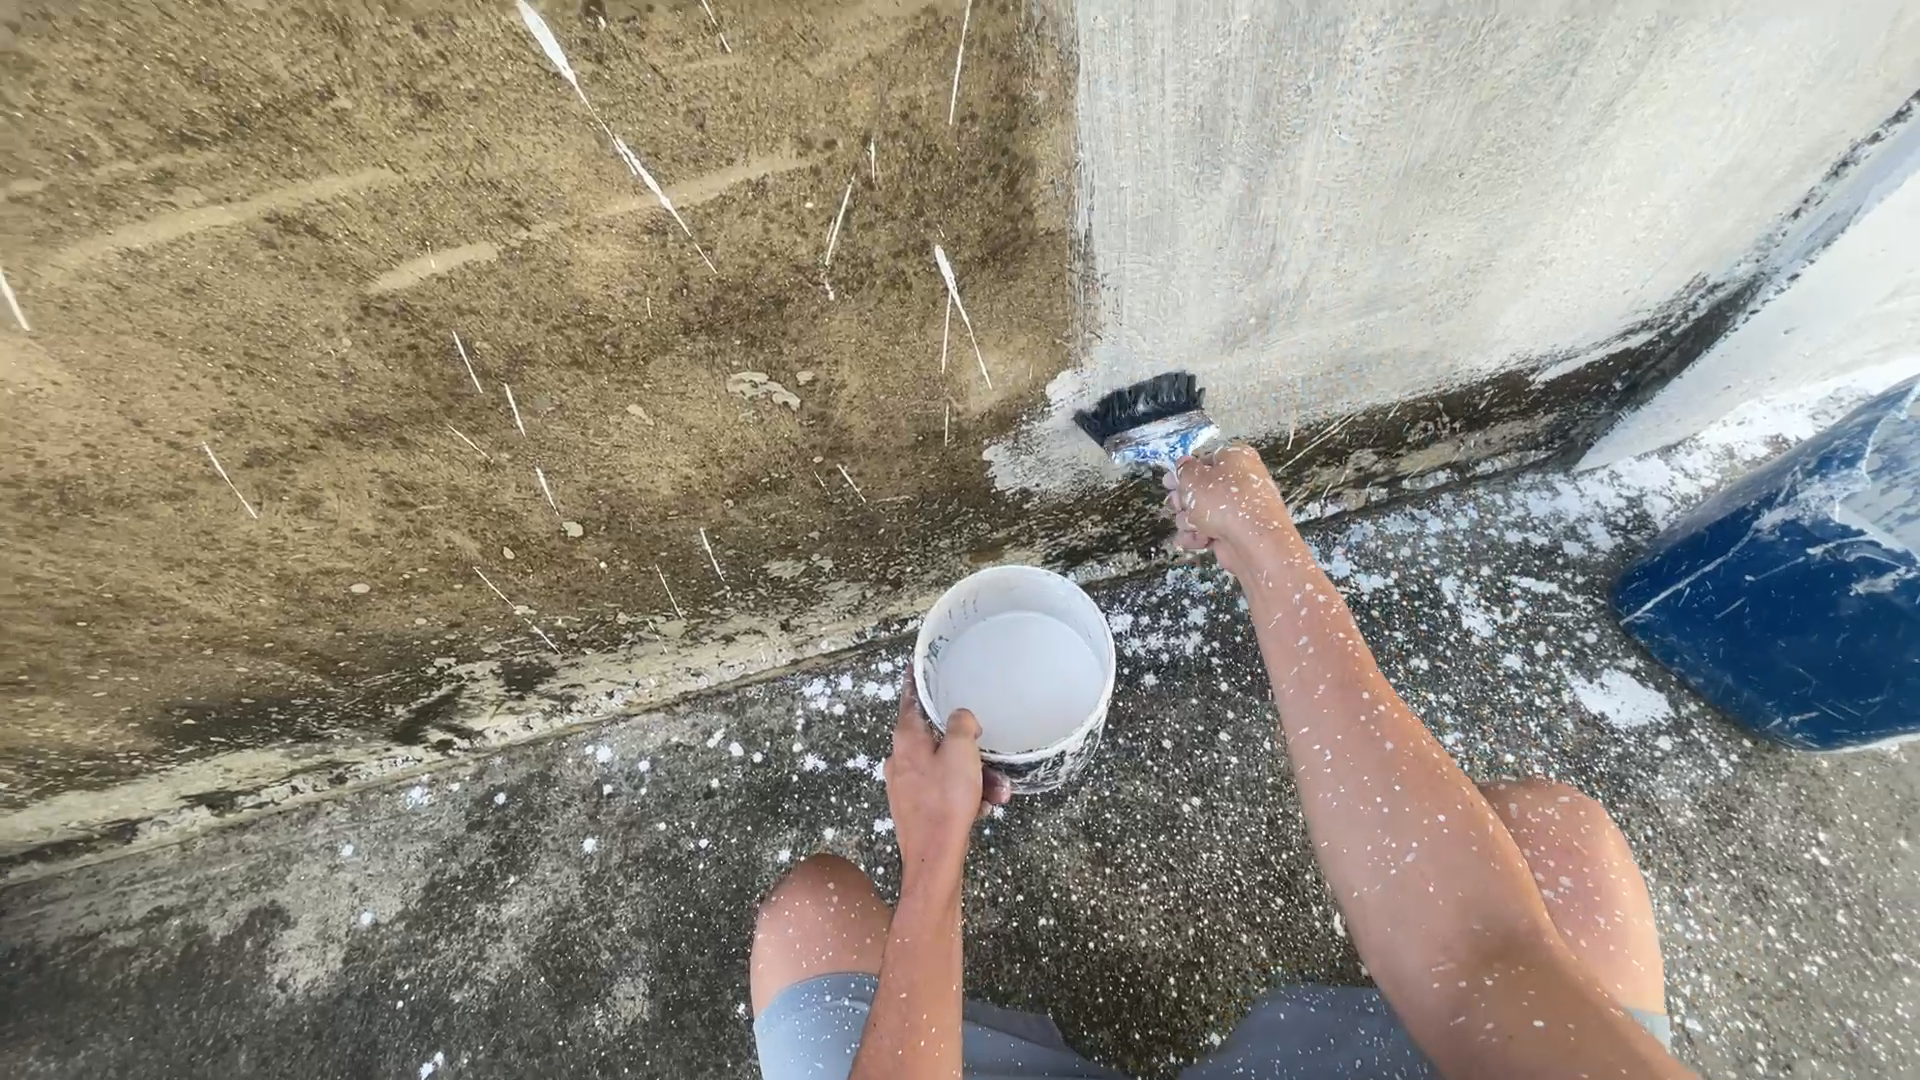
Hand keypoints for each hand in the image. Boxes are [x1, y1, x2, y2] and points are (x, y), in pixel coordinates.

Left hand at [885, 671, 1011, 887]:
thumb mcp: (960, 750)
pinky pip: (946, 790)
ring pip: (946, 767)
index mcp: (906, 738)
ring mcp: (906, 785)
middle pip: (937, 738)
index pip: (910, 697)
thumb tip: (961, 718)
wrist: (935, 858)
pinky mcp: (916, 808)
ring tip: (999, 791)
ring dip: (975, 775)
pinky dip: (967, 794)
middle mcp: (900, 758)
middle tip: (991, 754)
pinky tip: (985, 807)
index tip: (918, 663)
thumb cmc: (946, 800)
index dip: (916, 679)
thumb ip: (961, 723)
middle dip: (969, 747)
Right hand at [1165, 444, 1296, 577]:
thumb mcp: (1194, 477)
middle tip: (1179, 504)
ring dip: (1188, 521)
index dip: (1184, 472)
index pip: (1204, 461)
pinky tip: (1199, 539)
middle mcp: (1239, 482)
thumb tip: (1182, 465)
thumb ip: (1183, 469)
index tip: (1170, 482)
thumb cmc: (1225, 504)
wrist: (1253, 543)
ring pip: (1197, 512)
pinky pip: (1205, 531)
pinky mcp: (1232, 532)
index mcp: (1235, 459)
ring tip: (1194, 525)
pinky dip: (1198, 536)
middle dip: (1183, 500)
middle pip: (1198, 488)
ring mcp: (1236, 509)